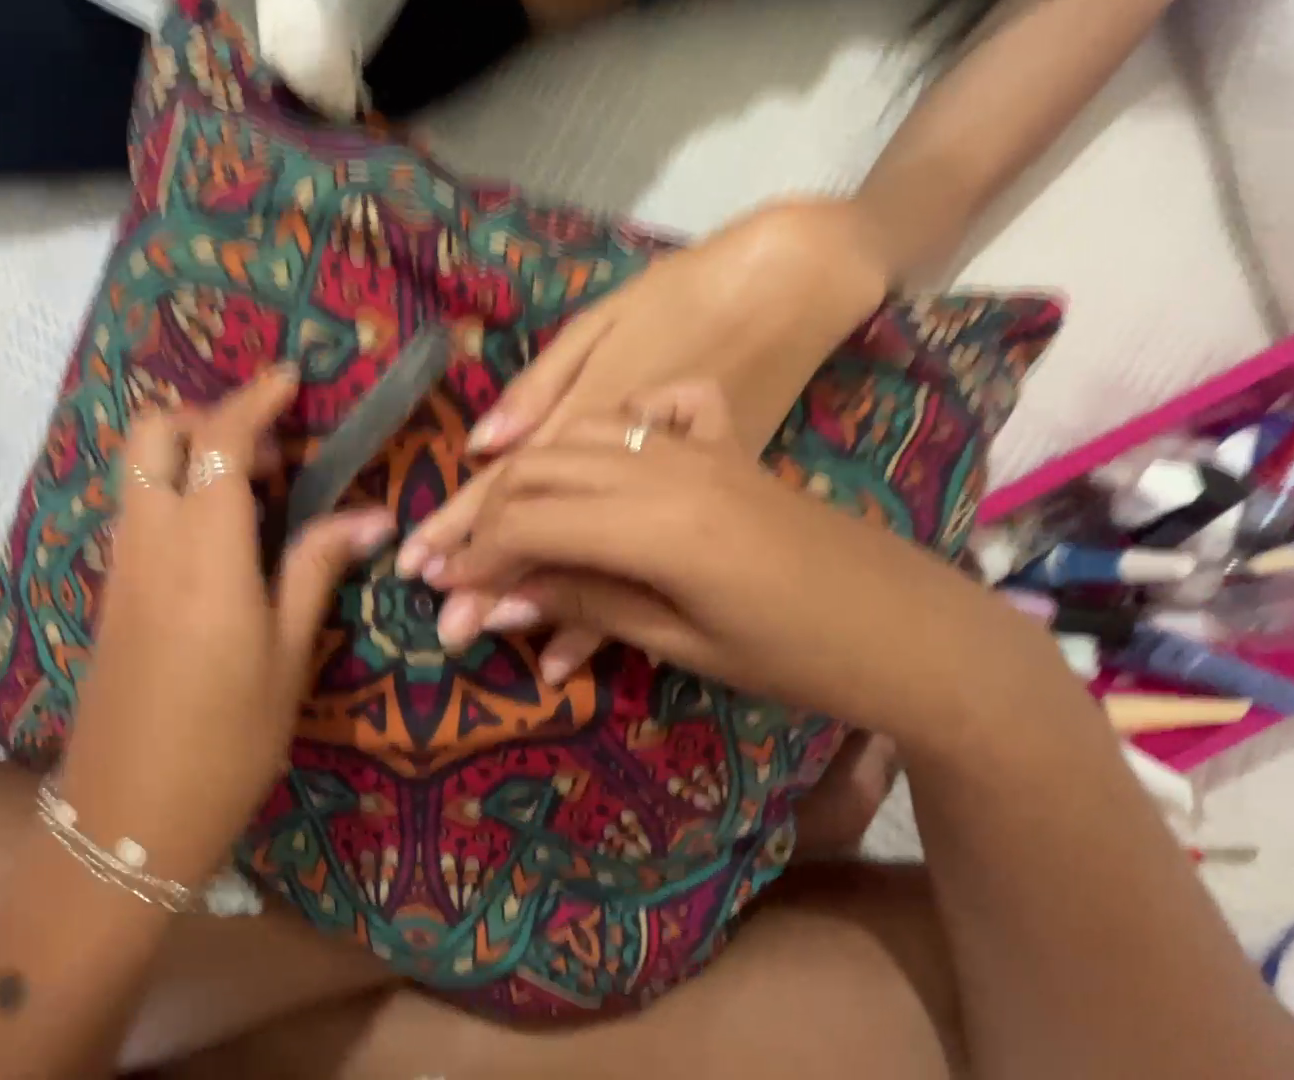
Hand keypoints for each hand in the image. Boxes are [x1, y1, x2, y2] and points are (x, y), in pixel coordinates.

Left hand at [59, 367, 395, 881]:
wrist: (127, 816)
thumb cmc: (226, 741)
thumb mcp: (288, 656)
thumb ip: (317, 570)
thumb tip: (369, 516)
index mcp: (203, 548)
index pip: (221, 437)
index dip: (257, 397)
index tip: (292, 378)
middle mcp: (150, 539)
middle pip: (154, 432)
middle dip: (208, 416)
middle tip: (270, 454)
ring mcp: (120, 565)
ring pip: (140, 470)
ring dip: (191, 455)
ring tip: (257, 498)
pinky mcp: (109, 592)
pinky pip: (138, 512)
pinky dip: (176, 494)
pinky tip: (222, 543)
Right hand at [402, 199, 891, 672]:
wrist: (919, 632)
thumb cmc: (801, 659)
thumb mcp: (683, 644)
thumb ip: (585, 605)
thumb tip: (498, 601)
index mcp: (657, 525)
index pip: (530, 520)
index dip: (476, 555)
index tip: (440, 589)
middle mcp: (666, 467)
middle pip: (542, 469)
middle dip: (485, 517)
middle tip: (453, 561)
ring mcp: (699, 447)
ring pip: (582, 435)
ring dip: (530, 473)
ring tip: (501, 518)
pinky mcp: (724, 446)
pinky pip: (650, 411)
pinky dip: (610, 423)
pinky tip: (597, 450)